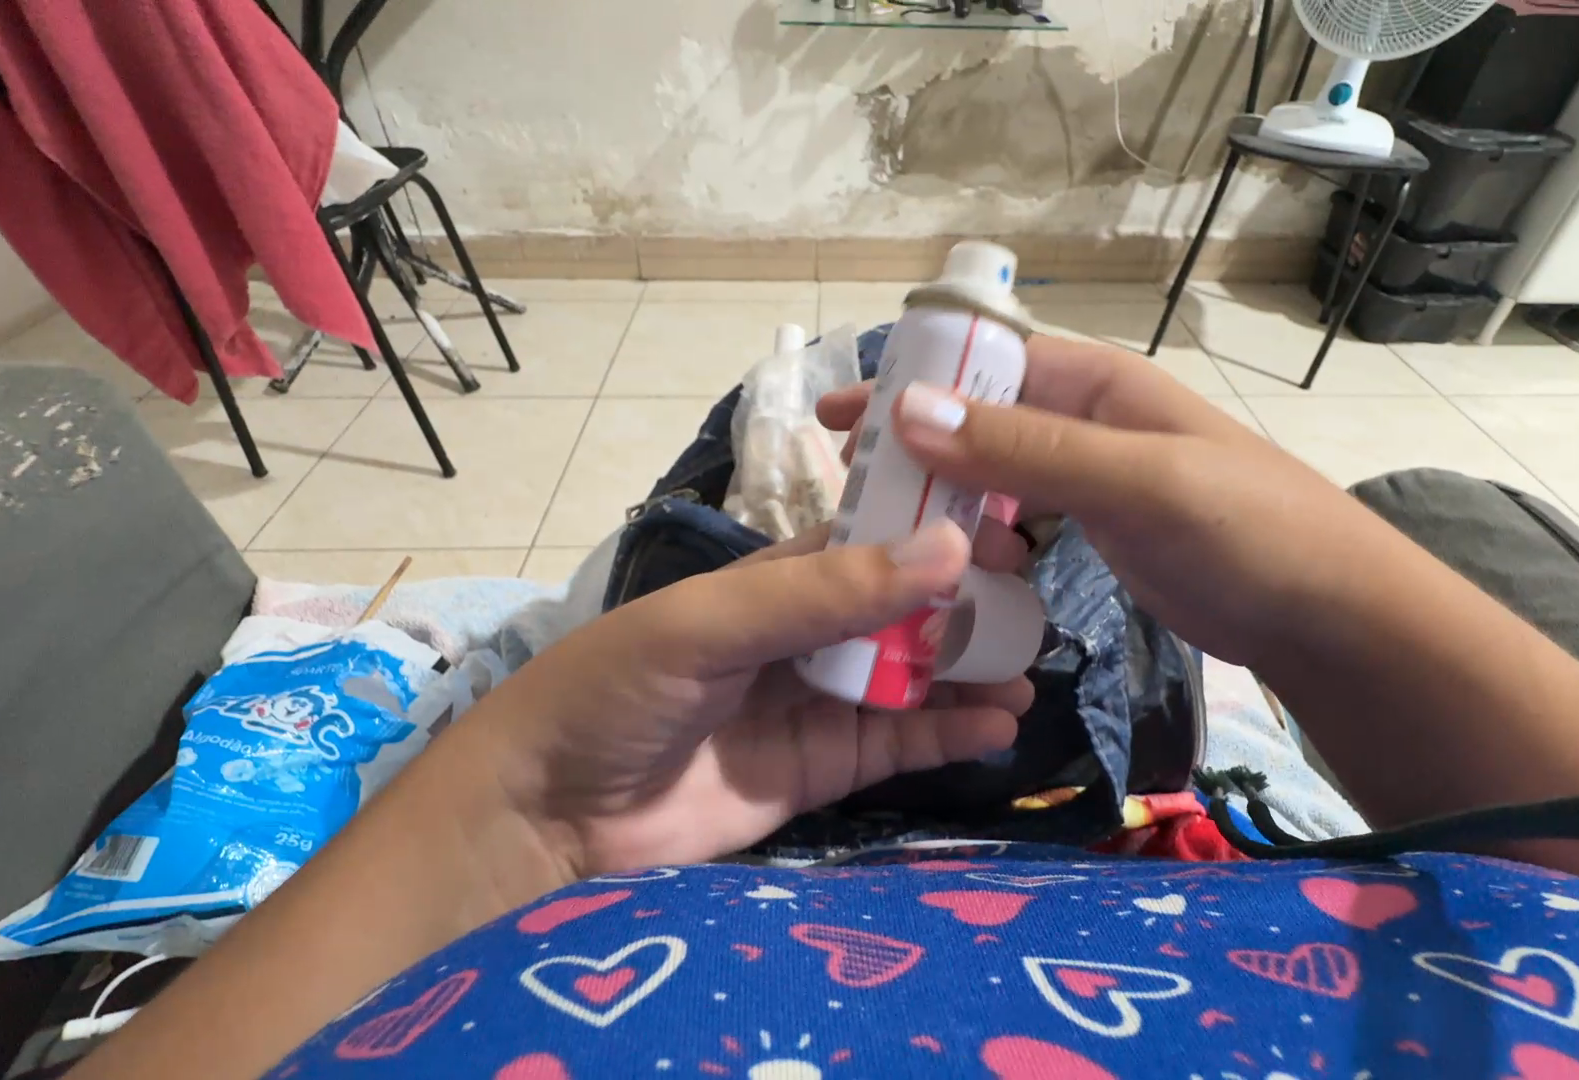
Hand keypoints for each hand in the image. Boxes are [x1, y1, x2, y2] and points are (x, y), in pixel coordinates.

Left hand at [463, 521, 1032, 877]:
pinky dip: (949, 732)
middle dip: (965, 605)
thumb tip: (949, 547)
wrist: (549, 817)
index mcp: (780, 579)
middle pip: (905, 610)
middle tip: (1029, 607)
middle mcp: (809, 634)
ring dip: (967, 671)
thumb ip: (825, 590)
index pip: (874, 541)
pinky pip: (900, 742)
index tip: (1006, 531)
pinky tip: (1000, 723)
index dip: (937, 532)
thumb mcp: (712, 622)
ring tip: (1025, 667)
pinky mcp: (826, 769)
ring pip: (912, 677)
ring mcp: (820, 703)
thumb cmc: (617, 689)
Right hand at [818, 333, 1418, 667]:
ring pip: (990, 476)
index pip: (980, 364)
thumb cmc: (1249, 532)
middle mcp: (1082, 420)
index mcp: (1094, 384)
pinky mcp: (1092, 530)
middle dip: (913, 452)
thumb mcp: (1138, 482)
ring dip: (944, 503)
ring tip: (899, 543)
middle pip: (975, 421)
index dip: (906, 384)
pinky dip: (981, 541)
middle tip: (851, 497)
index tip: (838, 423)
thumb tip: (909, 411)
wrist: (1329, 617)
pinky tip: (960, 573)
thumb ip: (1028, 449)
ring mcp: (1087, 478)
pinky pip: (1016, 521)